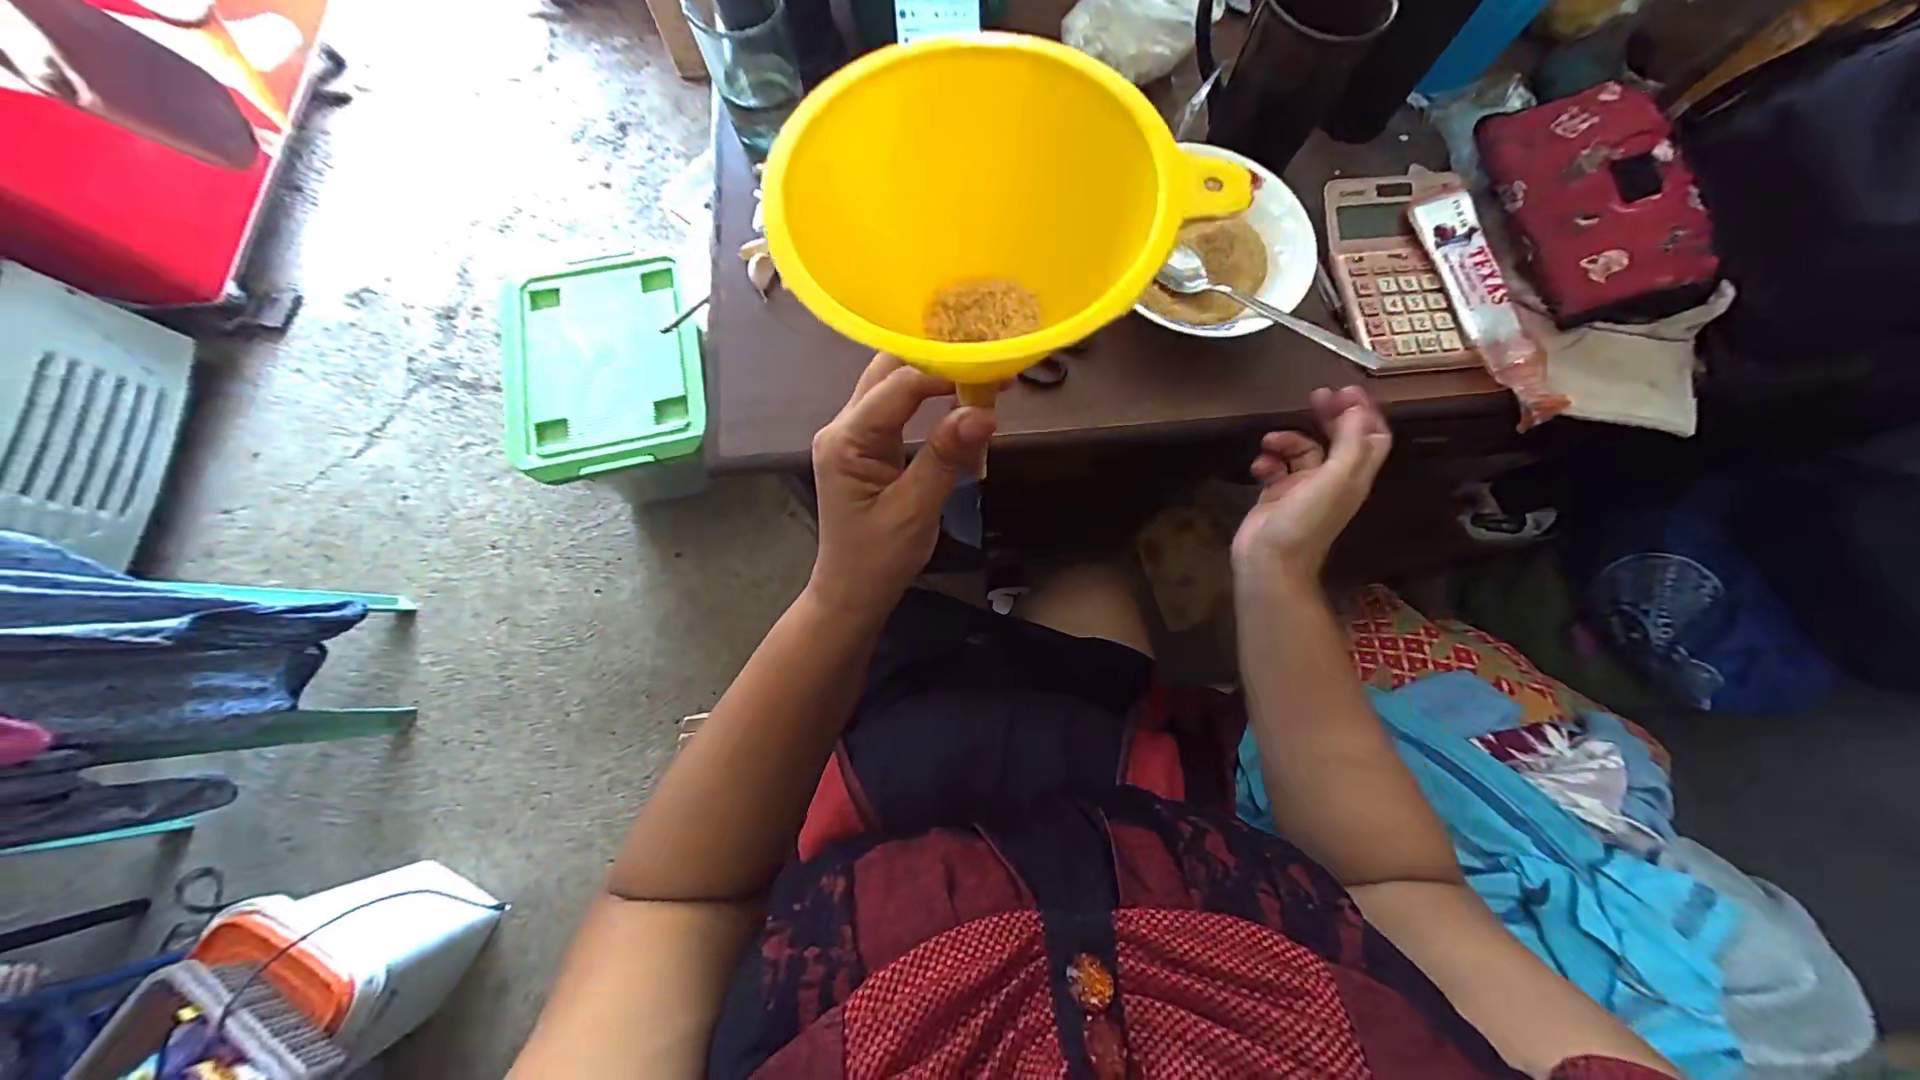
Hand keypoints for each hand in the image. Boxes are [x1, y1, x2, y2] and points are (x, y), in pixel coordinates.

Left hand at [806, 354, 996, 618]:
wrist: (851, 591)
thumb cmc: (877, 559)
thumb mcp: (914, 511)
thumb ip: (945, 458)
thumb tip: (984, 413)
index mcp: (846, 440)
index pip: (899, 385)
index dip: (945, 370)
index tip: (991, 368)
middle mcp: (844, 427)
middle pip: (888, 370)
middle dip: (937, 359)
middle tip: (986, 361)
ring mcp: (853, 434)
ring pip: (893, 384)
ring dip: (934, 375)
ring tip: (980, 375)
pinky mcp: (867, 446)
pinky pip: (898, 407)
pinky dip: (929, 399)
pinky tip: (957, 399)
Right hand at [1232, 386, 1391, 587]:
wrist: (1268, 562)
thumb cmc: (1304, 522)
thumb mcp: (1334, 479)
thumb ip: (1349, 443)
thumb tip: (1356, 409)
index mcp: (1353, 476)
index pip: (1371, 436)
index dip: (1365, 412)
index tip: (1347, 389)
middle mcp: (1332, 480)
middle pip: (1338, 439)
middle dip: (1330, 415)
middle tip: (1316, 395)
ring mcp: (1302, 488)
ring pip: (1301, 451)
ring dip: (1287, 440)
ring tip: (1269, 441)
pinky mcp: (1276, 496)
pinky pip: (1275, 468)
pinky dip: (1267, 461)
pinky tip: (1258, 465)